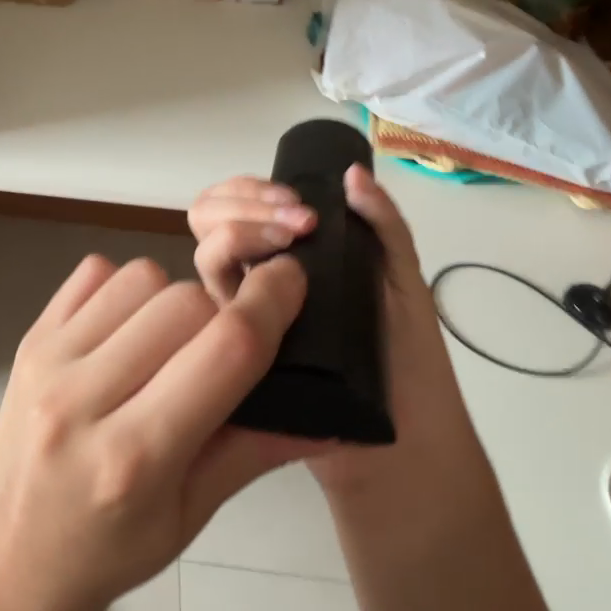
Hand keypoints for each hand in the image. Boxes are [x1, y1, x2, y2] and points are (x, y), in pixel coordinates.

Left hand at [0, 254, 318, 610]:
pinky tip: (125, 330)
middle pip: (183, 302)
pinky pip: (92, 272)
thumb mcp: (190, 516)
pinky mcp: (30, 338)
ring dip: (170, 298)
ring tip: (167, 342)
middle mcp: (84, 399)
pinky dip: (122, 288)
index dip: (268, 306)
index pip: (223, 352)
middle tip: (218, 347)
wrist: (16, 552)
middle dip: (218, 314)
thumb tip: (327, 413)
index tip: (290, 281)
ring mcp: (48, 362)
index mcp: (136, 458)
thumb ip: (253, 452)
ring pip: (139, 276)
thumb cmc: (110, 545)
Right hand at [189, 168, 550, 610]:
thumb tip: (352, 172)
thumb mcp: (402, 280)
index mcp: (286, 254)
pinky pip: (208, 301)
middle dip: (238, 201)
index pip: (239, 203)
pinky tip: (267, 279)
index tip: (297, 202)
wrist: (404, 438)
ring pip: (203, 251)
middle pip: (207, 218)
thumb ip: (382, 224)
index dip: (252, 188)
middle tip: (293, 218)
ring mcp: (238, 310)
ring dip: (238, 229)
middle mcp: (253, 276)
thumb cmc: (406, 360)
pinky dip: (229, 274)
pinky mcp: (233, 344)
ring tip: (290, 239)